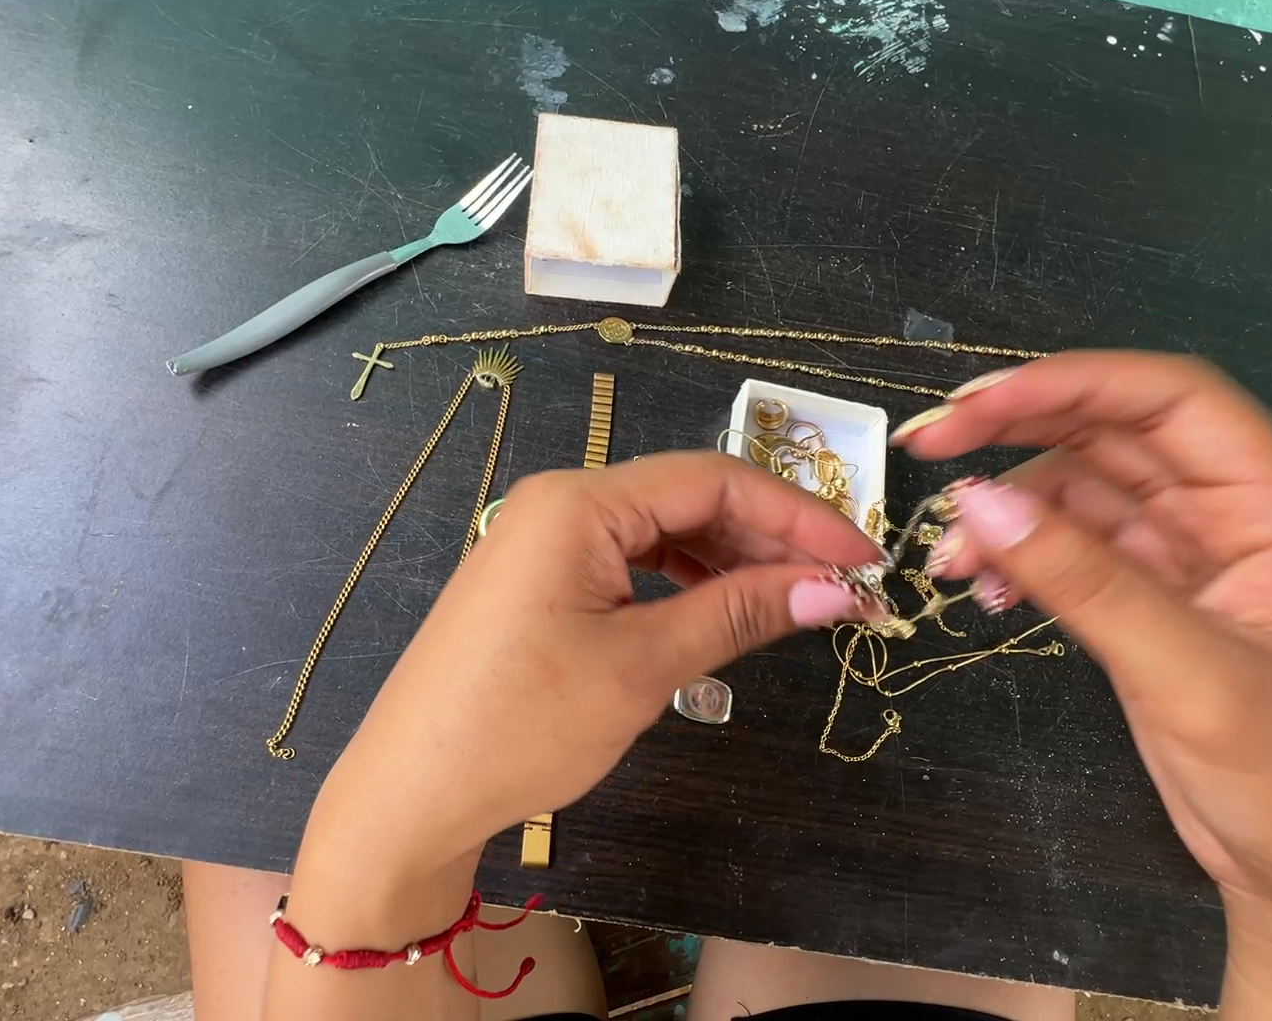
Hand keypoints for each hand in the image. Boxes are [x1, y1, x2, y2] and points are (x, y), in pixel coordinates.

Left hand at [273, 451, 883, 1017]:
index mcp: (579, 500)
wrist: (411, 792)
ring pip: (658, 530)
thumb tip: (834, 588)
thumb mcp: (642, 665)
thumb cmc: (524, 723)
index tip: (861, 559)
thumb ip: (738, 612)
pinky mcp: (538, 578)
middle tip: (836, 586)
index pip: (712, 480)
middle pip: (685, 499)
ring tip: (789, 599)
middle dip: (766, 538)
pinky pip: (626, 561)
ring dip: (726, 559)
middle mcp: (560, 501)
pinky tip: (717, 605)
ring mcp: (544, 539)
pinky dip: (679, 580)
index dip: (797, 514)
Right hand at [894, 352, 1271, 1018]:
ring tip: (950, 559)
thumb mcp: (1194, 678)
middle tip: (928, 446)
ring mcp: (1185, 566)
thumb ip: (1082, 580)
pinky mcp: (1148, 607)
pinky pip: (1069, 555)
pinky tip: (985, 593)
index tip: (973, 406)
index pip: (1172, 403)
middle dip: (1016, 432)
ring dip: (1007, 514)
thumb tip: (974, 501)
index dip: (1070, 385)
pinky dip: (1018, 561)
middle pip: (1113, 438)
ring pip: (1079, 498)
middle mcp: (1232, 523)